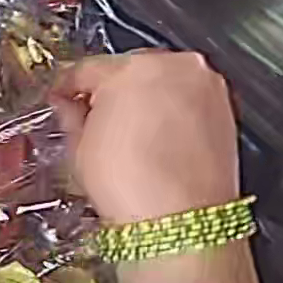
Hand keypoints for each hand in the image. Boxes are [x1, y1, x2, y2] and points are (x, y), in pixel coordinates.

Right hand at [51, 51, 240, 224]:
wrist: (178, 216)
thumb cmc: (130, 185)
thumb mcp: (78, 149)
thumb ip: (71, 116)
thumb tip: (68, 106)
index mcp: (129, 71)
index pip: (85, 68)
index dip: (65, 85)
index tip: (59, 96)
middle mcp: (173, 66)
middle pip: (127, 68)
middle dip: (106, 89)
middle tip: (88, 116)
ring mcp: (203, 83)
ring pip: (158, 79)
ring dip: (138, 98)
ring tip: (121, 132)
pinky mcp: (223, 103)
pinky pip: (183, 95)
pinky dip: (164, 109)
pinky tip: (149, 138)